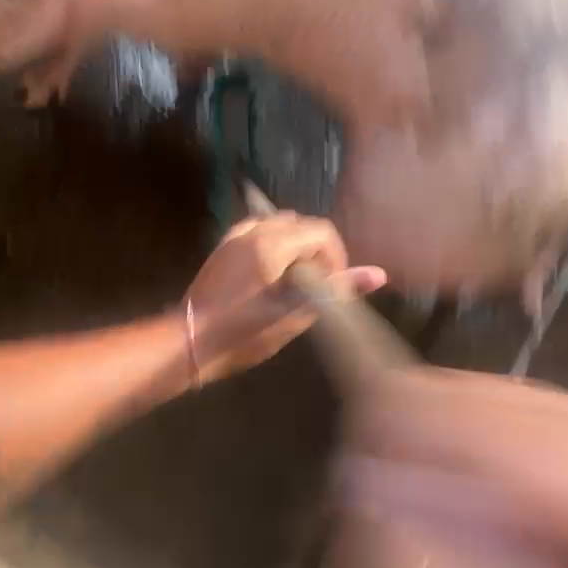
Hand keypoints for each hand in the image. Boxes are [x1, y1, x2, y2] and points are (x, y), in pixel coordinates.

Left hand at [182, 212, 386, 384]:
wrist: (189, 343)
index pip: (321, 231)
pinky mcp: (221, 249)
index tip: (334, 286)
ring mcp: (233, 238)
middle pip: (300, 225)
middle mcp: (252, 231)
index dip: (337, 256)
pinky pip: (256, 232)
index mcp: (272, 244)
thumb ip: (335, 289)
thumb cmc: (242, 334)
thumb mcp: (294, 314)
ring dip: (295, 246)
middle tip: (317, 286)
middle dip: (317, 251)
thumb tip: (379, 274)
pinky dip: (272, 244)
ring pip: (278, 225)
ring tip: (296, 282)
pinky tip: (271, 274)